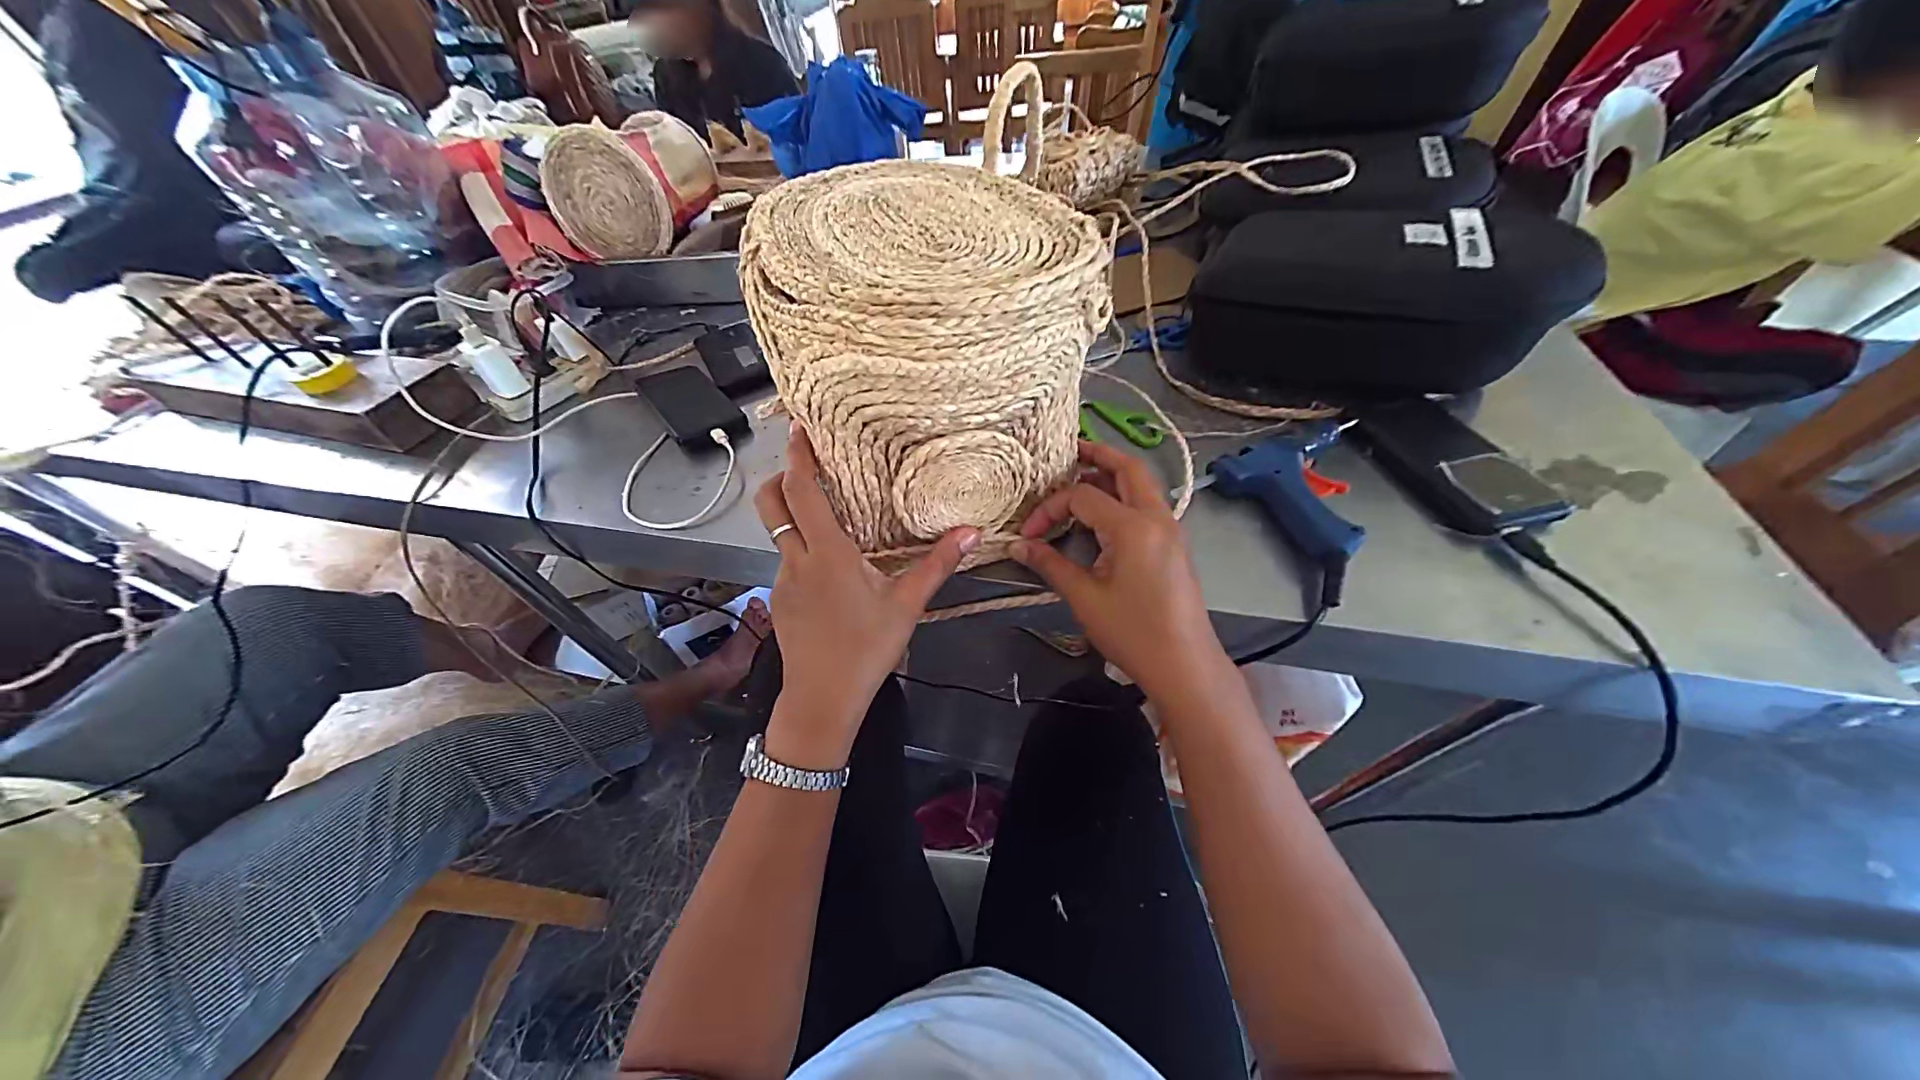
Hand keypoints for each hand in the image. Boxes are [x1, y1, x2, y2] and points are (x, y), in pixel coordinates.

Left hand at [755, 424, 978, 768]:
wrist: (822, 700)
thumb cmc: (867, 650)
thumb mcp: (907, 606)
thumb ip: (936, 565)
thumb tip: (970, 533)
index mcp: (827, 554)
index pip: (802, 493)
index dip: (797, 457)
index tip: (798, 429)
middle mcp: (797, 561)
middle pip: (770, 504)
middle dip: (778, 477)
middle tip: (801, 466)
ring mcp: (782, 582)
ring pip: (779, 535)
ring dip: (795, 518)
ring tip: (829, 520)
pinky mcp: (779, 602)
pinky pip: (786, 564)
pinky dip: (801, 552)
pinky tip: (829, 572)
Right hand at [1010, 440, 1231, 701]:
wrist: (1184, 665)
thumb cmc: (1132, 632)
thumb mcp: (1084, 597)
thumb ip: (1051, 564)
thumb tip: (1019, 546)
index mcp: (1133, 526)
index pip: (1082, 497)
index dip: (1051, 508)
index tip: (1030, 534)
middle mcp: (1157, 518)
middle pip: (1128, 468)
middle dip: (1098, 455)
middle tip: (1070, 452)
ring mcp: (1171, 530)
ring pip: (1142, 485)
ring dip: (1113, 476)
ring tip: (1081, 479)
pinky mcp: (1175, 546)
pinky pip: (1148, 506)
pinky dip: (1124, 498)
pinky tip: (1103, 516)